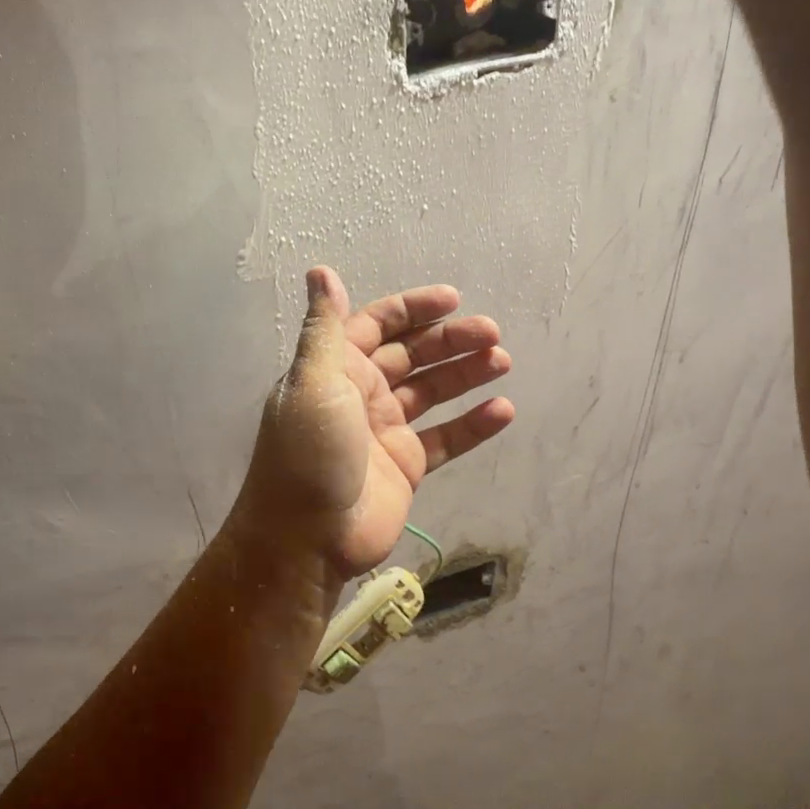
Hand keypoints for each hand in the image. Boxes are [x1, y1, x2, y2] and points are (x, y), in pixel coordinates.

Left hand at [233, 267, 514, 580]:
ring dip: (465, 374)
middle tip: (492, 333)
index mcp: (335, 367)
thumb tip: (319, 271)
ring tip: (502, 361)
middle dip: (449, 340)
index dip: (412, 309)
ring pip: (432, 391)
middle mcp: (361, 392)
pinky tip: (503, 410)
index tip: (454, 300)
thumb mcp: (313, 380)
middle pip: (411, 355)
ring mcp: (385, 430)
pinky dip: (472, 424)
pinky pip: (445, 437)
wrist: (306, 537)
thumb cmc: (309, 451)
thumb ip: (325, 327)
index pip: (376, 324)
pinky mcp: (406, 467)